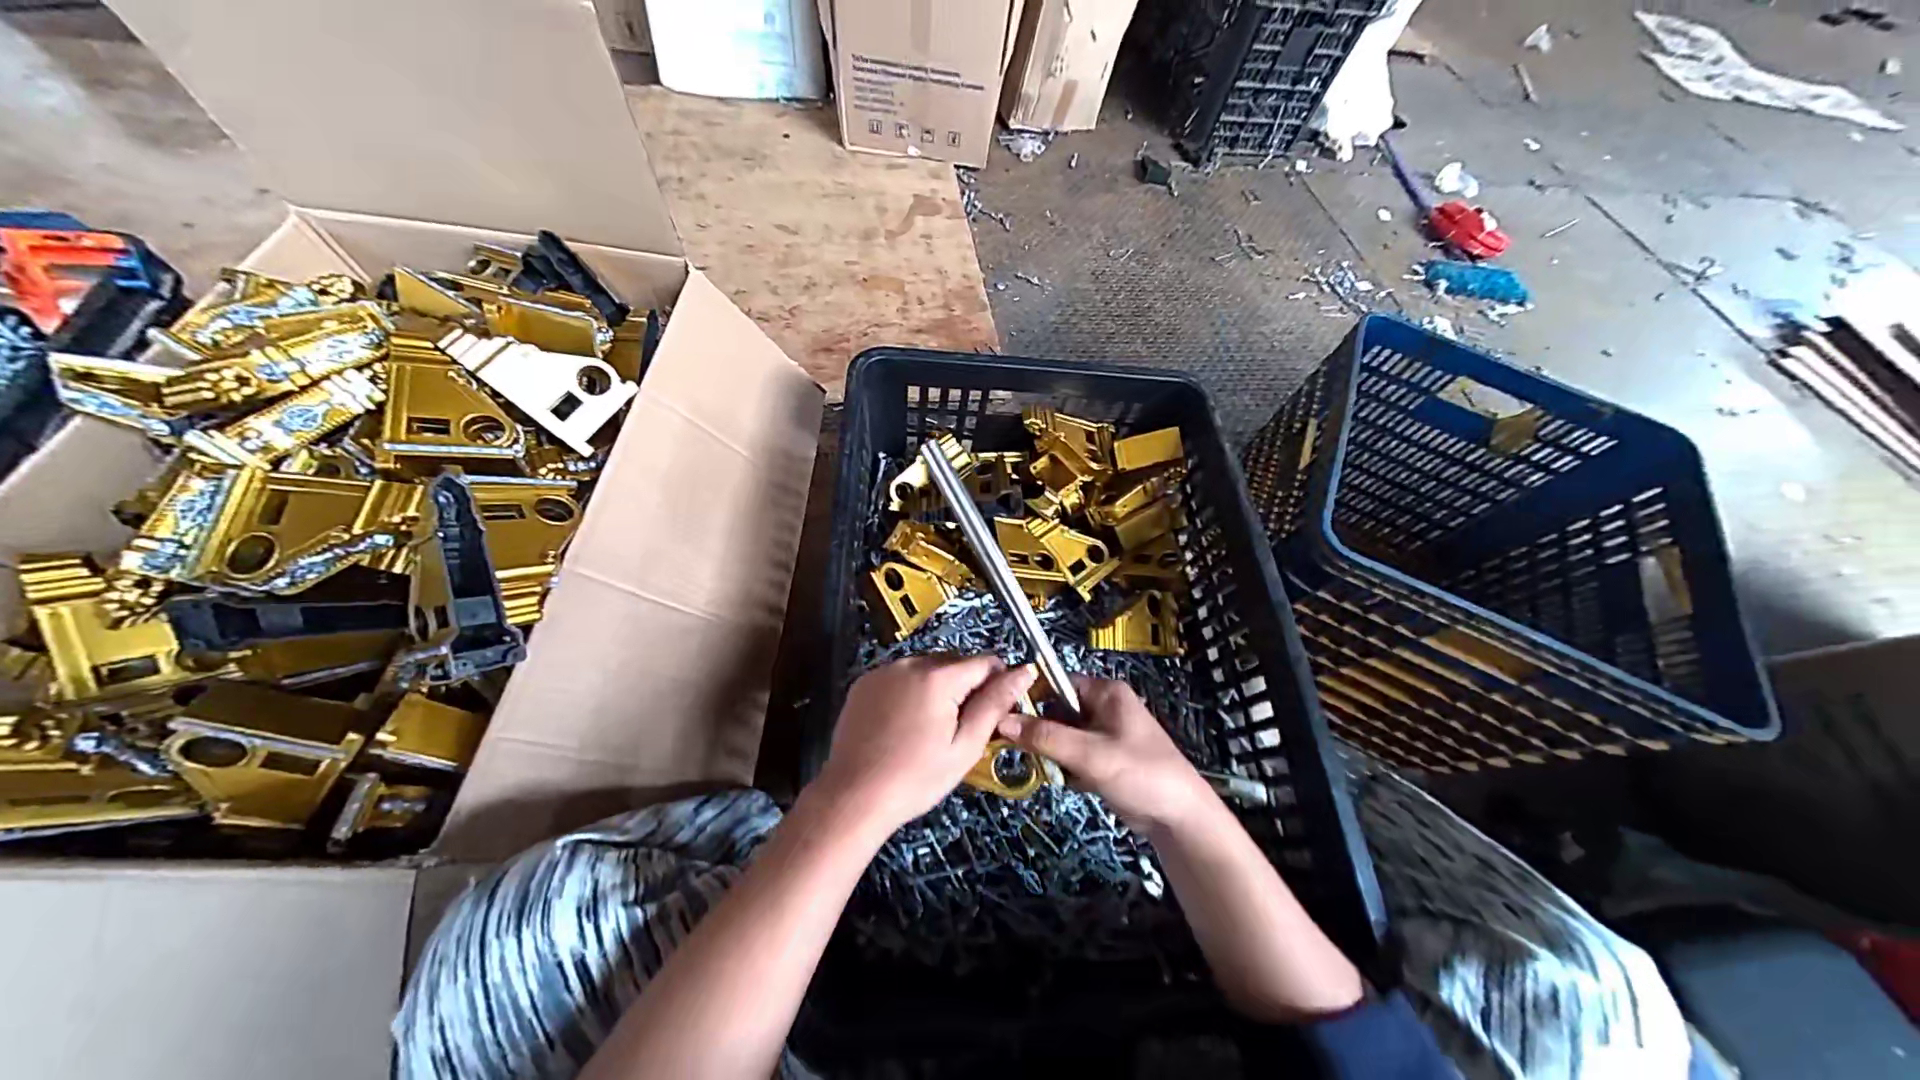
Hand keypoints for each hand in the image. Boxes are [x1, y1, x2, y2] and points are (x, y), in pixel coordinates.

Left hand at [816, 656, 1036, 834]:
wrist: (853, 797)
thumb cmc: (915, 778)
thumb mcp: (965, 746)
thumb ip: (995, 704)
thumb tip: (1025, 671)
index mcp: (938, 677)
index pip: (985, 662)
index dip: (997, 684)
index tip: (993, 714)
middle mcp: (909, 663)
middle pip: (955, 663)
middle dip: (966, 687)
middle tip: (961, 729)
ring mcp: (883, 672)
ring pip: (927, 669)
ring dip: (938, 689)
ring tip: (930, 731)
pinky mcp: (864, 684)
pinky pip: (900, 678)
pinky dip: (910, 693)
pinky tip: (905, 726)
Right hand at [998, 676, 1212, 833]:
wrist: (1179, 819)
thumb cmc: (1140, 773)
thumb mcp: (1089, 754)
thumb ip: (1045, 737)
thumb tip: (1002, 721)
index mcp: (1105, 692)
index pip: (1057, 682)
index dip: (1031, 696)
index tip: (1004, 715)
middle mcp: (1104, 707)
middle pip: (1057, 710)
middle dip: (1039, 730)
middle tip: (1019, 749)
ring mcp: (1104, 734)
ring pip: (1062, 735)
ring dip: (1050, 752)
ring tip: (1043, 768)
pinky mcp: (1104, 759)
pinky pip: (1072, 755)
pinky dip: (1064, 766)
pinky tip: (1061, 781)